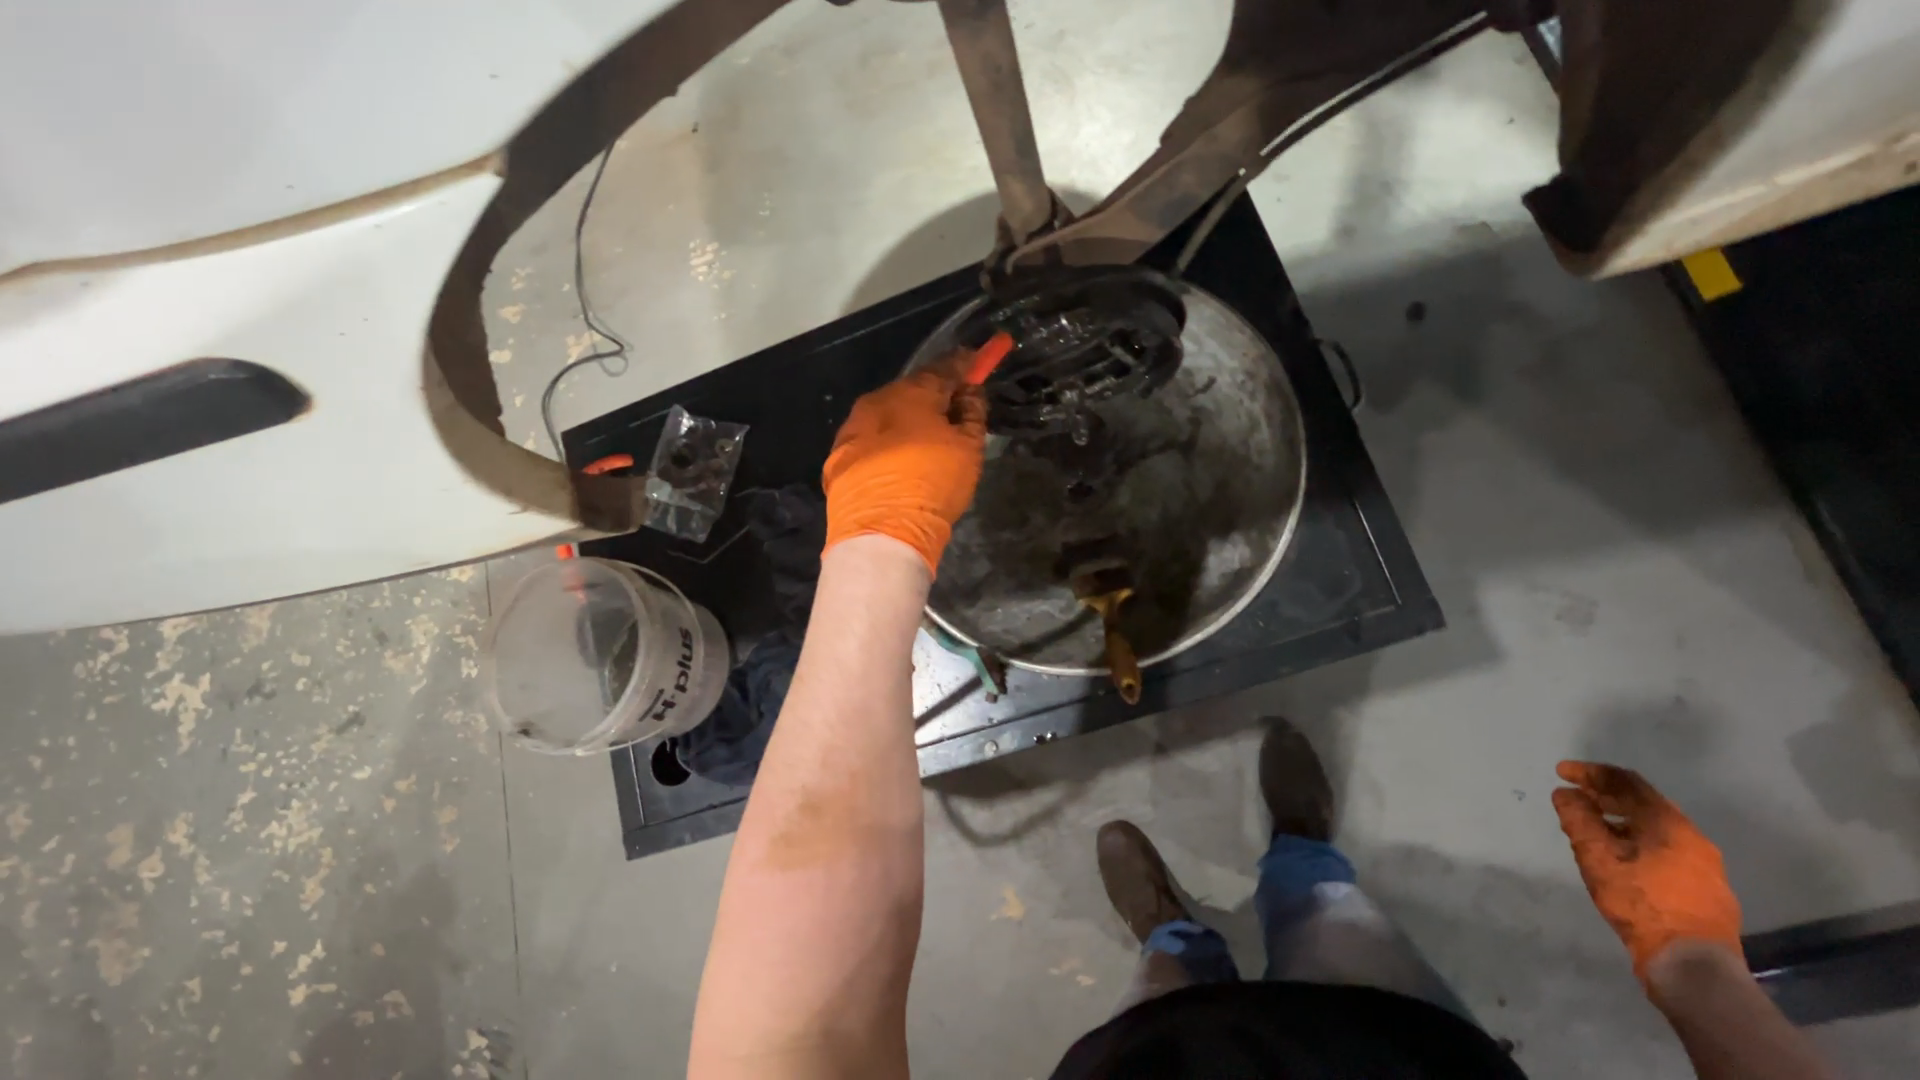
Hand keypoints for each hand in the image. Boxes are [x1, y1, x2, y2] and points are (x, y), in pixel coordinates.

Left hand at [821, 358, 986, 574]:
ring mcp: (852, 429)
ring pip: (887, 416)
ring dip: (907, 421)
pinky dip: (886, 445)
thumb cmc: (933, 484)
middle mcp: (876, 401)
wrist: (880, 532)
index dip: (966, 364)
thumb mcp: (969, 449)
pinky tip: (897, 463)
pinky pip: (870, 442)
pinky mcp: (837, 459)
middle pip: (911, 391)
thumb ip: (972, 414)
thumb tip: (969, 393)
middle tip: (954, 409)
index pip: (944, 368)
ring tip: (926, 441)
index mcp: (912, 393)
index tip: (979, 360)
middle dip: (933, 396)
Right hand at [1552, 761, 1742, 982]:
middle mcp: (1693, 838)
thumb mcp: (1597, 857)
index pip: (1627, 782)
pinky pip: (1666, 852)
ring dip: (1621, 822)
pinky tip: (1621, 861)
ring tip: (1592, 830)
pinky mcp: (1706, 890)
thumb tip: (1566, 793)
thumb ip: (1579, 819)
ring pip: (1656, 830)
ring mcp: (1705, 866)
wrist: (1692, 963)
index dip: (1591, 773)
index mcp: (1670, 824)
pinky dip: (1637, 844)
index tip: (1561, 773)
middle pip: (1645, 804)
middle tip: (1575, 799)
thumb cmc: (1641, 902)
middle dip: (1606, 797)